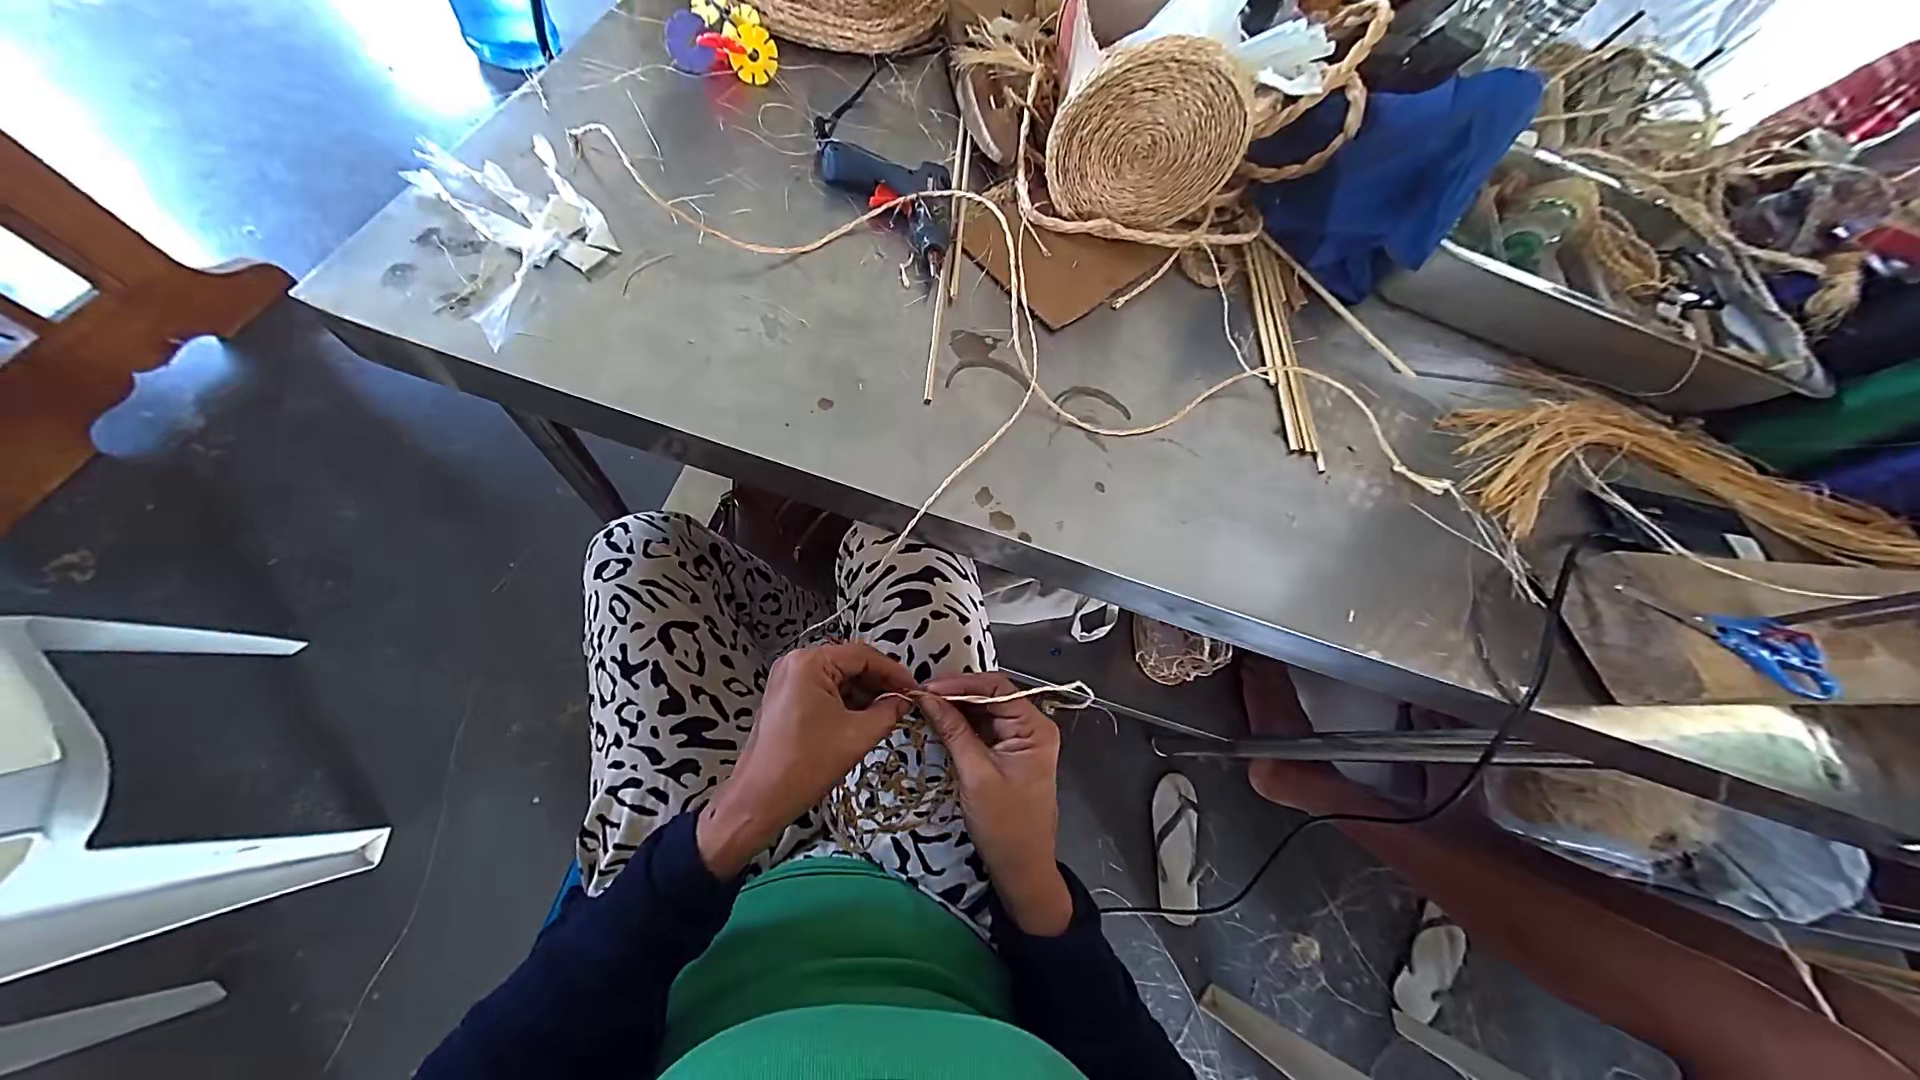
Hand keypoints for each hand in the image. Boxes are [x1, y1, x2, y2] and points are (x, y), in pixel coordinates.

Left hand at [697, 643, 913, 877]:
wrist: (760, 800)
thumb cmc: (801, 767)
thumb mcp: (858, 735)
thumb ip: (888, 711)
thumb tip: (903, 701)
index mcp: (809, 663)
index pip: (863, 656)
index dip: (894, 672)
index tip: (913, 687)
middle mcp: (795, 664)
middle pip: (850, 664)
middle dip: (880, 683)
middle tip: (904, 700)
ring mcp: (788, 681)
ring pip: (839, 678)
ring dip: (865, 693)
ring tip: (888, 712)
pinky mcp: (787, 698)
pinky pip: (825, 690)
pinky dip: (847, 702)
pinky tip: (866, 718)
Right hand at [918, 673, 1073, 935]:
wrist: (1021, 868)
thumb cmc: (1004, 825)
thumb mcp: (975, 774)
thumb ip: (953, 730)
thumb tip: (927, 697)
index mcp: (1035, 727)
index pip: (997, 688)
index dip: (961, 683)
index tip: (927, 687)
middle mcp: (1032, 725)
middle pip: (991, 695)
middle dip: (956, 693)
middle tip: (920, 695)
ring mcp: (1020, 738)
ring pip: (984, 709)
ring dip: (956, 706)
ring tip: (924, 704)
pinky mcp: (1007, 750)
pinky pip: (983, 726)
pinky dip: (961, 722)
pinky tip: (939, 719)